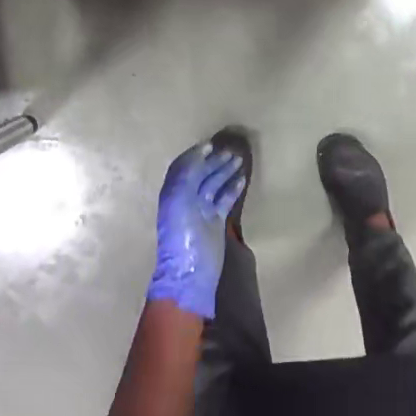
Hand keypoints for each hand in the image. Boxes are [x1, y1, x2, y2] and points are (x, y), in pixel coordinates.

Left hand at [144, 142, 245, 318]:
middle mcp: (186, 199)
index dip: (195, 155)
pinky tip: (242, 179)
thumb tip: (203, 151)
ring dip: (225, 171)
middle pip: (201, 174)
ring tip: (239, 160)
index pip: (184, 167)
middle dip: (214, 161)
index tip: (211, 144)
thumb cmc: (182, 233)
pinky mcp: (216, 222)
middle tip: (231, 151)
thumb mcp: (180, 198)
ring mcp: (202, 211)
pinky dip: (233, 188)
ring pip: (214, 185)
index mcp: (174, 192)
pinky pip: (225, 200)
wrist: (191, 270)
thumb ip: (188, 173)